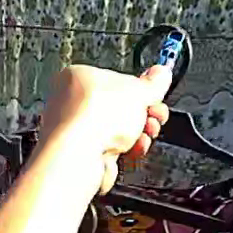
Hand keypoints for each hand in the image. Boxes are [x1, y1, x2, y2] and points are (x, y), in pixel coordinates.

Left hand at [35, 64, 170, 195]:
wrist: (79, 156)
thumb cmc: (95, 116)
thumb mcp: (139, 90)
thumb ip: (153, 83)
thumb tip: (161, 75)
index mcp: (77, 77)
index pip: (114, 79)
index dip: (138, 88)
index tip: (155, 93)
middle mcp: (71, 104)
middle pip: (118, 108)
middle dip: (143, 113)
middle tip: (155, 114)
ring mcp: (76, 134)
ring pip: (116, 132)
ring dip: (139, 133)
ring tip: (147, 131)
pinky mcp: (81, 157)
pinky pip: (110, 152)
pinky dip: (126, 151)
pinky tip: (134, 148)